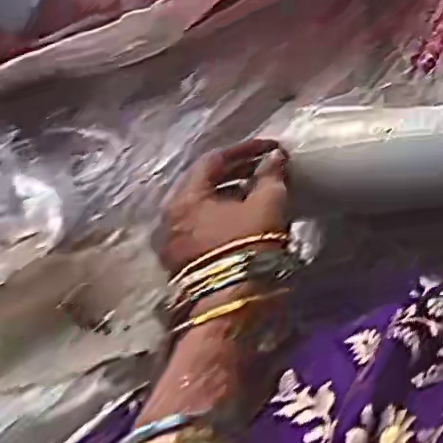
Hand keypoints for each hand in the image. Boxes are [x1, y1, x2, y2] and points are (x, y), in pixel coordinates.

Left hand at [159, 139, 289, 273]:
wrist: (231, 295)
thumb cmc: (249, 240)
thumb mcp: (268, 201)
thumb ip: (271, 174)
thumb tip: (274, 156)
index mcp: (185, 198)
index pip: (212, 160)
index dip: (245, 148)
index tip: (271, 147)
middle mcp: (169, 216)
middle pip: (202, 180)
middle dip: (236, 168)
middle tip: (266, 163)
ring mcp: (170, 238)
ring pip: (201, 201)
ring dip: (229, 189)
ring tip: (259, 186)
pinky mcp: (180, 255)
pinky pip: (200, 220)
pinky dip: (222, 208)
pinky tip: (245, 209)